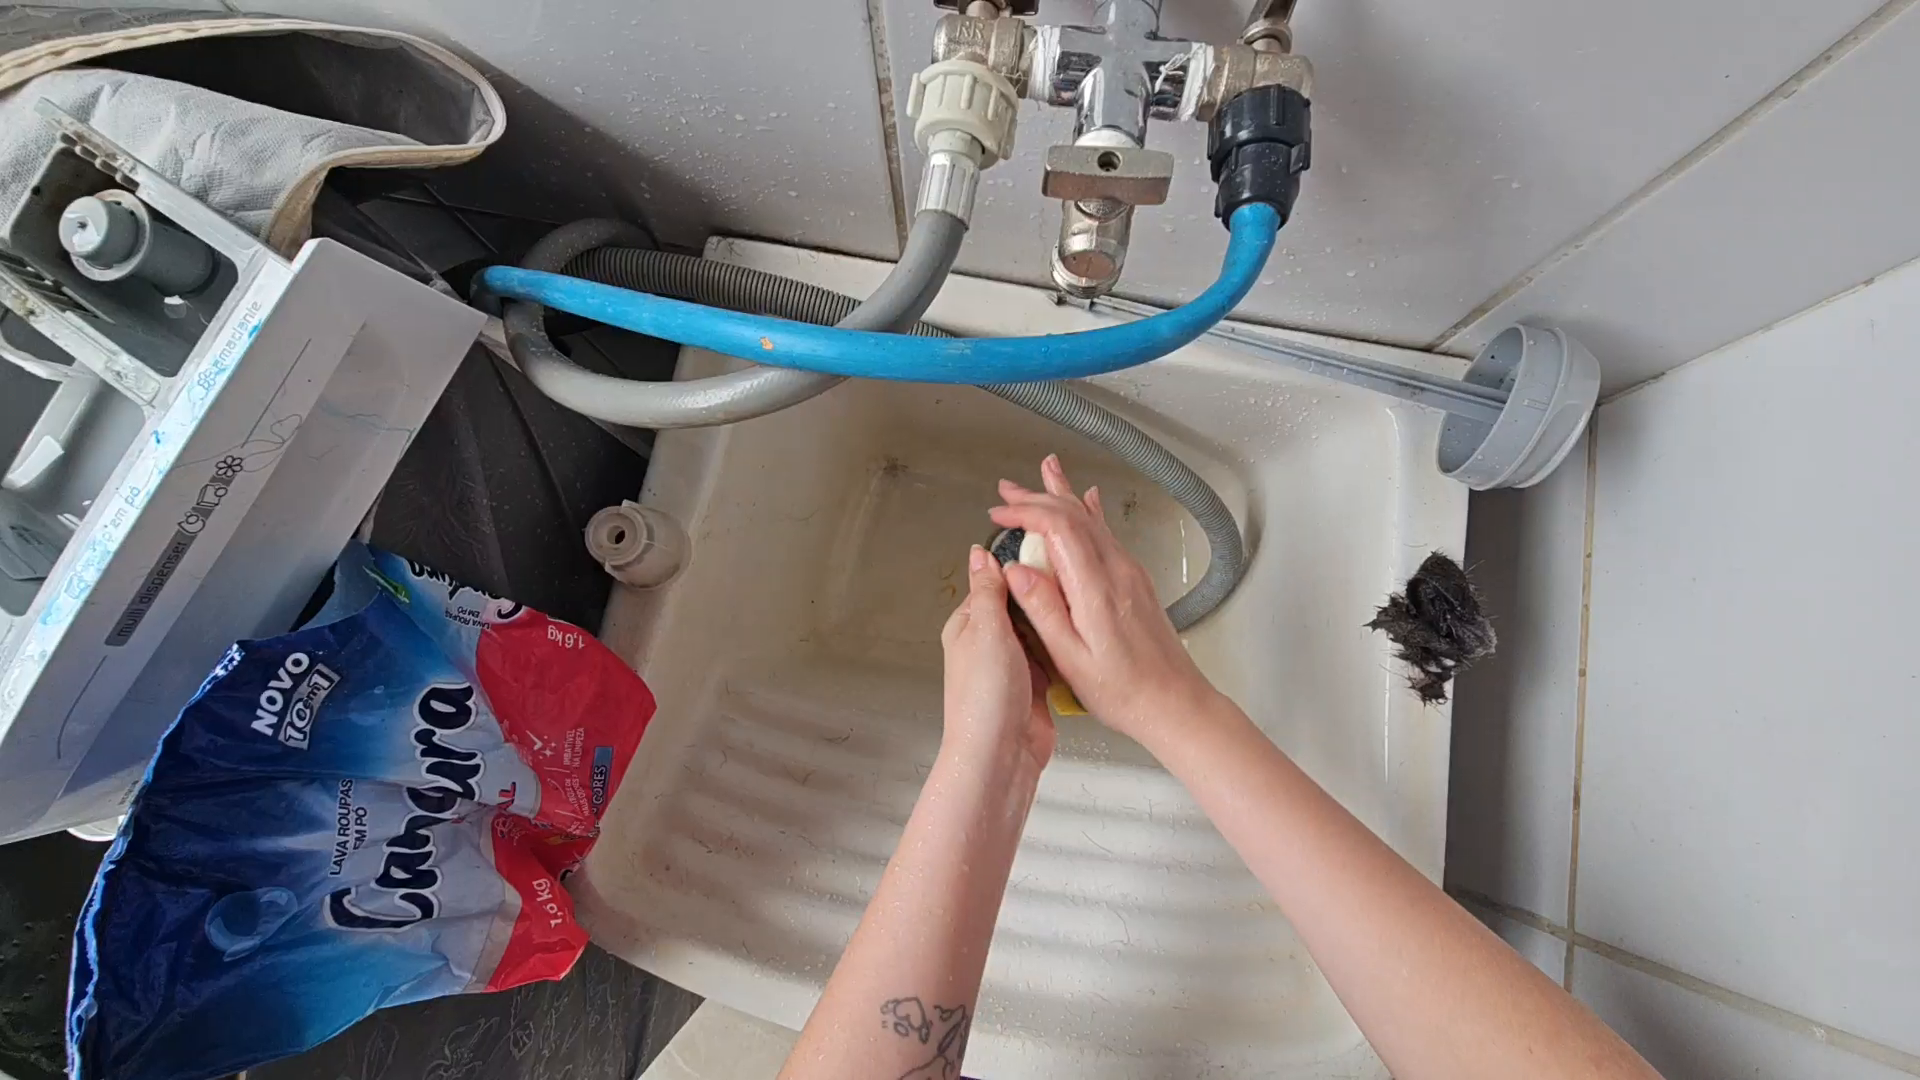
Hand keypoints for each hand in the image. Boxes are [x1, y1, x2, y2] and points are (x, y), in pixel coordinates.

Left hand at [940, 545, 1055, 771]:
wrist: (1002, 754)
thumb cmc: (984, 698)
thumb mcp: (986, 629)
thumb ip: (987, 590)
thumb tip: (980, 554)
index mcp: (968, 624)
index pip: (993, 582)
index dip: (1018, 568)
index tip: (1046, 554)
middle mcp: (988, 643)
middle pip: (1020, 605)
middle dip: (1040, 597)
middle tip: (1069, 581)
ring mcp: (1012, 665)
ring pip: (1039, 630)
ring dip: (1053, 624)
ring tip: (1077, 606)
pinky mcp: (1034, 684)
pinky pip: (1052, 657)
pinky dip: (1062, 650)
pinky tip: (1077, 639)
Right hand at [990, 455, 1222, 747]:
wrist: (1174, 703)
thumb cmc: (1123, 690)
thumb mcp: (1070, 657)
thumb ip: (1042, 609)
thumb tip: (1014, 570)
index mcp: (1097, 587)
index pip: (1059, 528)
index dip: (1026, 513)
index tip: (999, 514)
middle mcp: (1117, 570)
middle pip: (1075, 516)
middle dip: (1038, 497)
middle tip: (1006, 490)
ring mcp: (1129, 572)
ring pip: (1092, 520)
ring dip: (1063, 496)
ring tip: (1045, 473)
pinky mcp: (1135, 580)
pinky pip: (1107, 534)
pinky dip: (1089, 512)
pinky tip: (1089, 499)